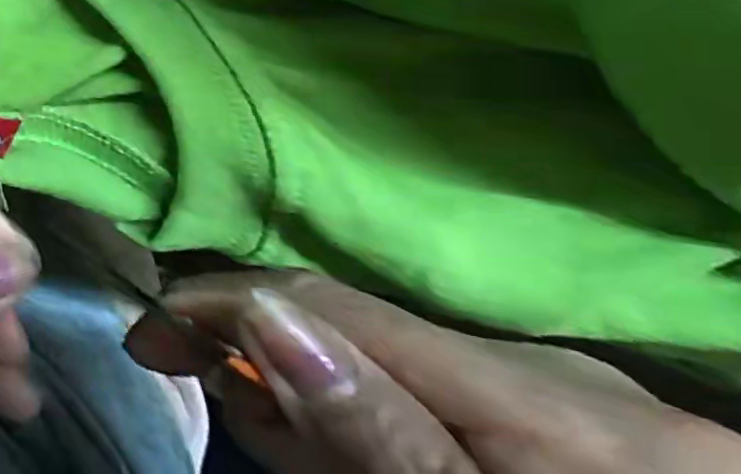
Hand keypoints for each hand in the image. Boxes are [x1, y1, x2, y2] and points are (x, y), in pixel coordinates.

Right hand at [125, 270, 740, 473]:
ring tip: (277, 431)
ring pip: (396, 356)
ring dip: (313, 388)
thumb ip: (375, 438)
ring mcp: (594, 405)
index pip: (341, 305)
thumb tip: (259, 313)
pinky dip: (374, 412)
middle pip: (364, 327)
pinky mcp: (591, 433)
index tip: (147, 335)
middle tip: (212, 399)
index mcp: (567, 409)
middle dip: (266, 352)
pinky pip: (442, 389)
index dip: (224, 303)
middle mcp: (583, 383)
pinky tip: (344, 438)